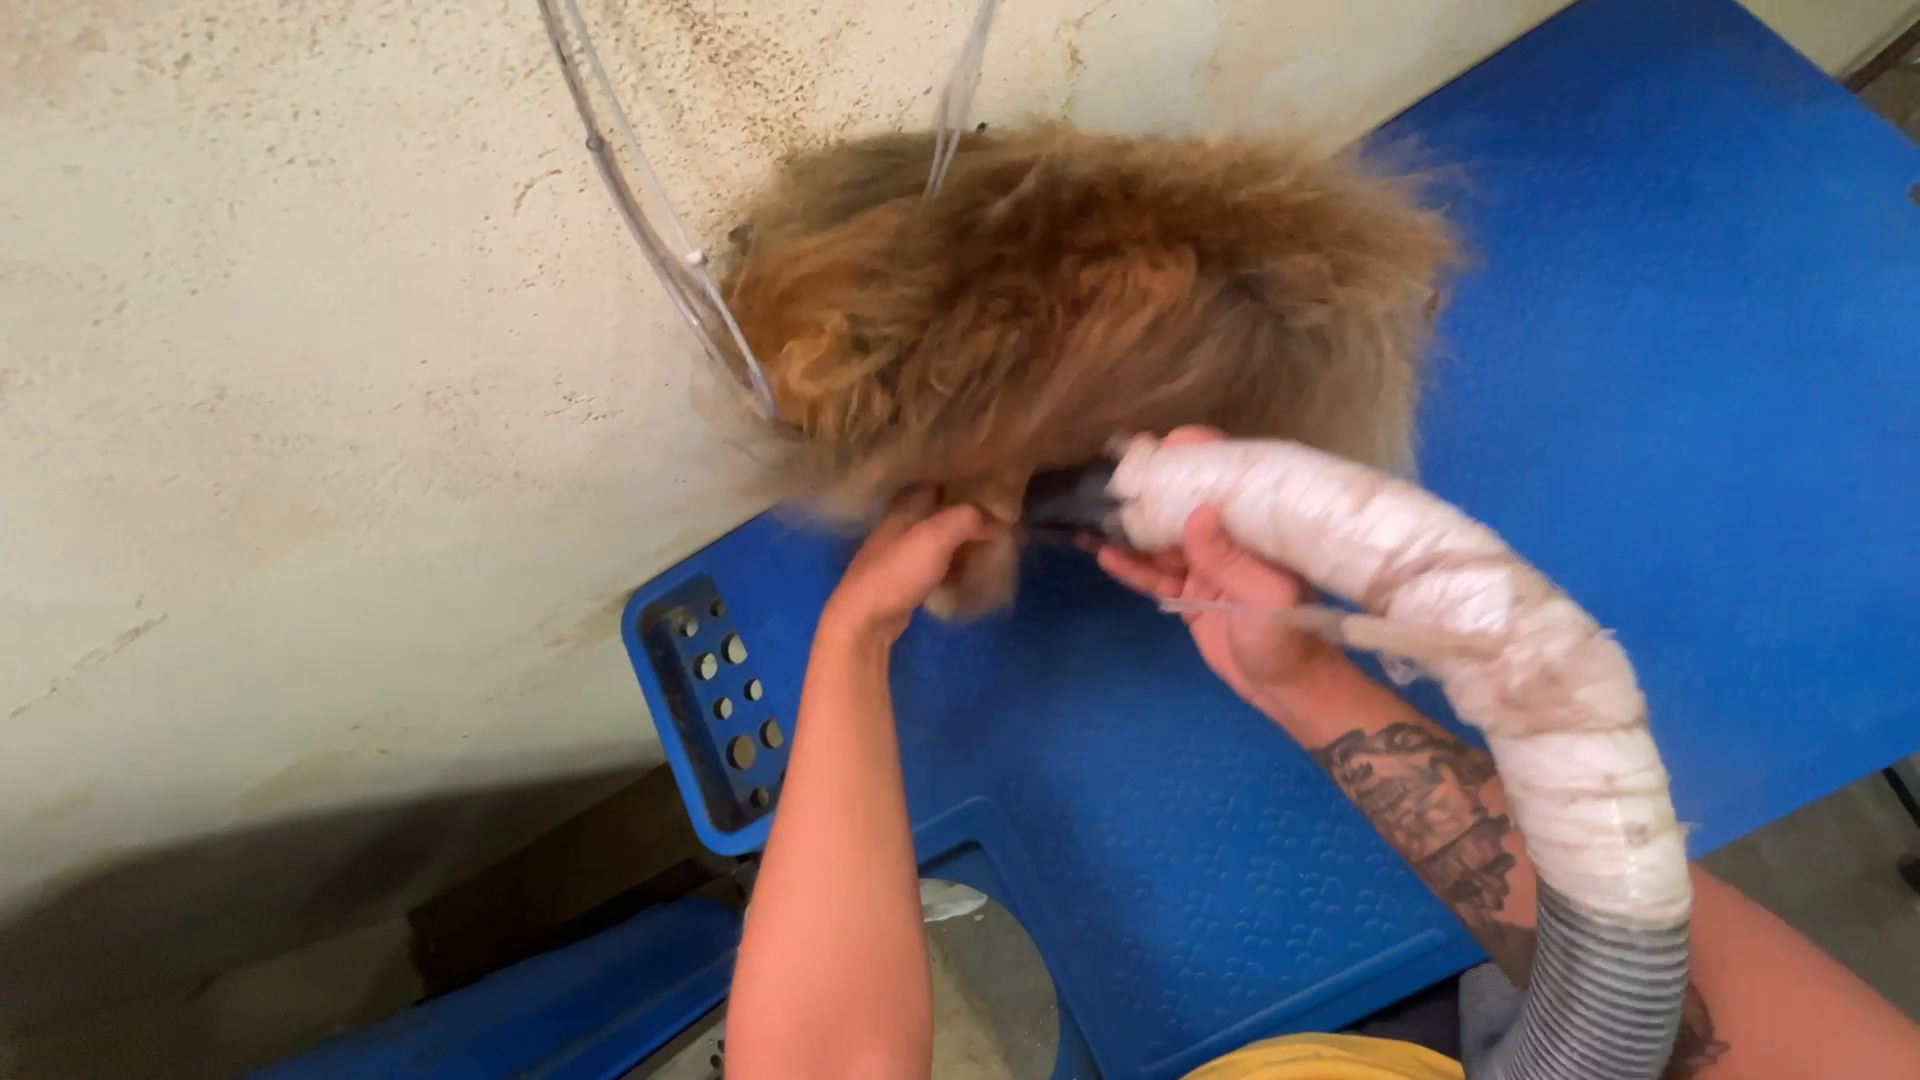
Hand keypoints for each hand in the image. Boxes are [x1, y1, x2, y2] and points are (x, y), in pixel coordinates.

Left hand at [822, 492, 993, 647]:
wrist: (864, 619)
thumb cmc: (898, 571)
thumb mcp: (936, 536)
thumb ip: (967, 519)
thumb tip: (996, 520)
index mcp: (903, 506)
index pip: (938, 482)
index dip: (965, 482)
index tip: (994, 487)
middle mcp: (900, 524)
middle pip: (941, 511)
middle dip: (969, 514)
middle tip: (1001, 519)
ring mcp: (900, 553)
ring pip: (940, 538)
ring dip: (963, 541)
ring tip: (992, 544)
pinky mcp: (905, 579)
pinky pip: (937, 564)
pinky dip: (954, 565)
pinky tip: (969, 572)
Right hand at [1093, 428, 1344, 710]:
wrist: (1283, 691)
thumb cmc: (1288, 640)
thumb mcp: (1265, 596)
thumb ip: (1230, 557)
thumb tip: (1200, 510)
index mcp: (1256, 531)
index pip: (1227, 482)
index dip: (1197, 458)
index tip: (1163, 445)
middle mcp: (1228, 542)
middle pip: (1183, 507)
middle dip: (1150, 491)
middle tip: (1113, 477)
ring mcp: (1204, 569)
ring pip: (1160, 543)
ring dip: (1128, 532)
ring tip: (1092, 519)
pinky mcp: (1186, 596)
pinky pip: (1153, 577)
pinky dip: (1131, 568)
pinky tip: (1105, 556)